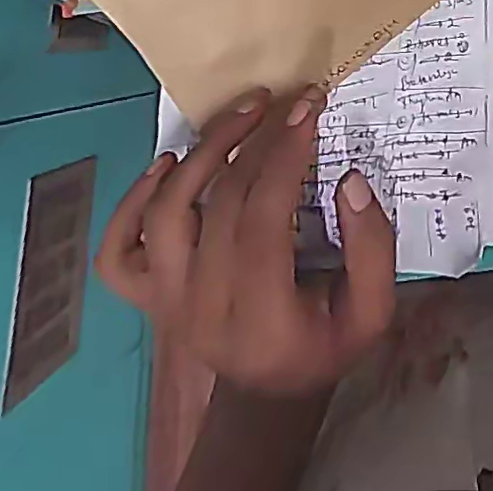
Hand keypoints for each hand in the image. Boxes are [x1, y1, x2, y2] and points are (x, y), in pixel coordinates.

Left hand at [96, 87, 396, 393]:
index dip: (285, 157)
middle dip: (258, 139)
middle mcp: (202, 308)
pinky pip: (118, 247)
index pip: (263, 219)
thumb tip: (349, 180)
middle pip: (220, 204)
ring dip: (204, 152)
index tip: (308, 110)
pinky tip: (169, 164)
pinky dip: (134, 200)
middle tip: (287, 101)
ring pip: (167, 214)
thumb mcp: (373, 310)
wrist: (268, 390)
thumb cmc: (325, 345)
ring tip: (242, 113)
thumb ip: (372, 249)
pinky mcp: (148, 294)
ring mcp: (167, 301)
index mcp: (261, 316)